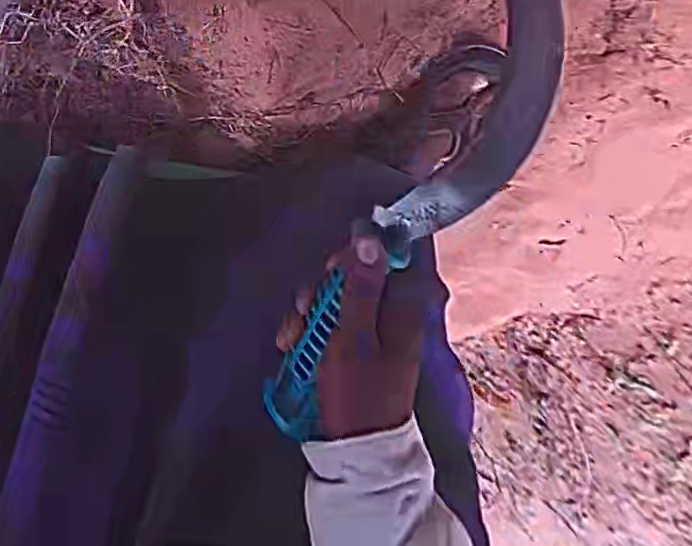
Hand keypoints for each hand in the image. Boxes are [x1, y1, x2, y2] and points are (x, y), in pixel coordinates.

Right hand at [276, 231, 424, 439]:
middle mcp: (387, 318)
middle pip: (352, 280)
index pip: (382, 261)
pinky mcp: (350, 352)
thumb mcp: (354, 336)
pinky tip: (291, 345)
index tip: (331, 270)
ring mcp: (368, 336)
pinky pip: (328, 326)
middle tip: (307, 307)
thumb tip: (369, 237)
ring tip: (292, 335)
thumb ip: (360, 287)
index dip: (354, 257)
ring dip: (308, 313)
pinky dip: (308, 332)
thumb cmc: (358, 393)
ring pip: (334, 302)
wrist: (357, 456)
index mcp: (400, 310)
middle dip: (322, 289)